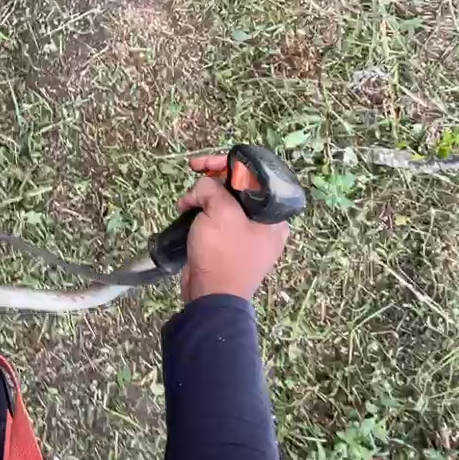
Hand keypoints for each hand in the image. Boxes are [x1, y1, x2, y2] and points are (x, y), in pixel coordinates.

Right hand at [176, 154, 289, 301]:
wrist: (212, 295)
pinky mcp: (228, 242)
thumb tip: (204, 186)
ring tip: (185, 204)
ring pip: (222, 200)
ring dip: (201, 195)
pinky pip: (215, 215)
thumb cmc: (223, 253)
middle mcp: (264, 223)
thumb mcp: (220, 212)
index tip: (201, 164)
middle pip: (236, 187)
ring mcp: (246, 234)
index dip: (226, 164)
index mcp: (273, 217)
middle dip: (210, 180)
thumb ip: (213, 188)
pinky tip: (186, 211)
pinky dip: (200, 209)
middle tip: (192, 174)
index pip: (252, 177)